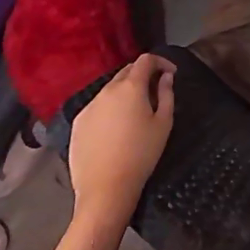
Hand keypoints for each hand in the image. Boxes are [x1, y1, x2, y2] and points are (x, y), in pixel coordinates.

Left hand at [68, 55, 176, 225]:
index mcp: (130, 87)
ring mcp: (90, 105)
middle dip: (142, 75)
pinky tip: (114, 129)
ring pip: (110, 89)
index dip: (160, 61)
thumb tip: (166, 77)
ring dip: (125, 92)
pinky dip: (109, 108)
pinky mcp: (78, 122)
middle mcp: (107, 90)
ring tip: (134, 113)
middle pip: (127, 71)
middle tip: (155, 91)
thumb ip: (167, 94)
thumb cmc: (141, 156)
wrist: (105, 189)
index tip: (170, 73)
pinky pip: (98, 106)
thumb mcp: (163, 124)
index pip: (145, 60)